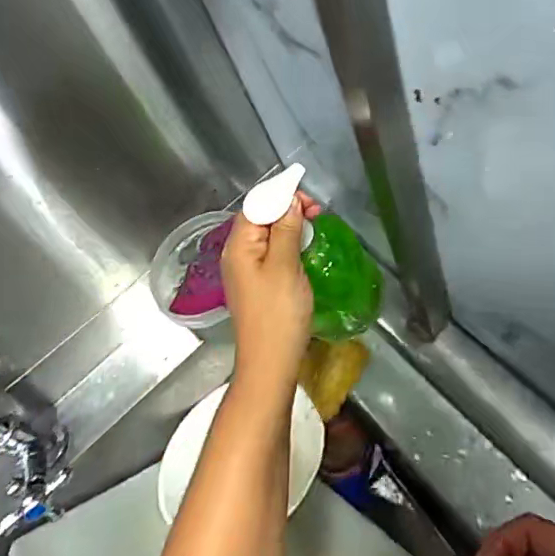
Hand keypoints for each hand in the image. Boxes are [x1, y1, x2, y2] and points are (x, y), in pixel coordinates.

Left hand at [221, 190, 321, 390]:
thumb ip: (286, 230)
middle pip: (259, 217)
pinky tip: (303, 244)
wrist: (270, 361)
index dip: (280, 194)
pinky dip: (287, 241)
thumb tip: (290, 201)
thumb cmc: (278, 314)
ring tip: (313, 222)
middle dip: (286, 206)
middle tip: (316, 210)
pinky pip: (270, 251)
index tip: (308, 196)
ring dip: (288, 223)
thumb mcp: (285, 267)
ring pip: (267, 234)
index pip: (256, 205)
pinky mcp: (258, 282)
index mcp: (238, 246)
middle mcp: (237, 253)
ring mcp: (247, 269)